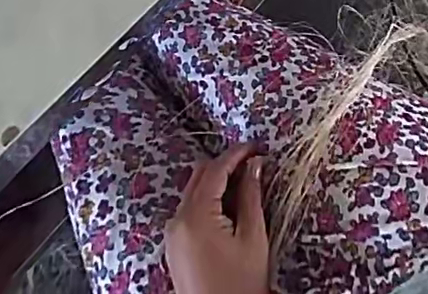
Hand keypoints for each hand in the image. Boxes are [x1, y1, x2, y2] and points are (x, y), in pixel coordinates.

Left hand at [164, 145, 270, 293]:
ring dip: (216, 183)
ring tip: (244, 186)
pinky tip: (227, 208)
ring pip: (193, 191)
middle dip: (225, 166)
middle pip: (199, 175)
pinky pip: (189, 210)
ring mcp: (171, 232)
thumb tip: (254, 164)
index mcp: (195, 215)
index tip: (255, 147)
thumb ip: (251, 197)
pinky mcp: (173, 244)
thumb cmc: (242, 287)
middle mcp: (177, 218)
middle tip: (252, 165)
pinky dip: (206, 201)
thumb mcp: (253, 241)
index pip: (214, 170)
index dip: (235, 154)